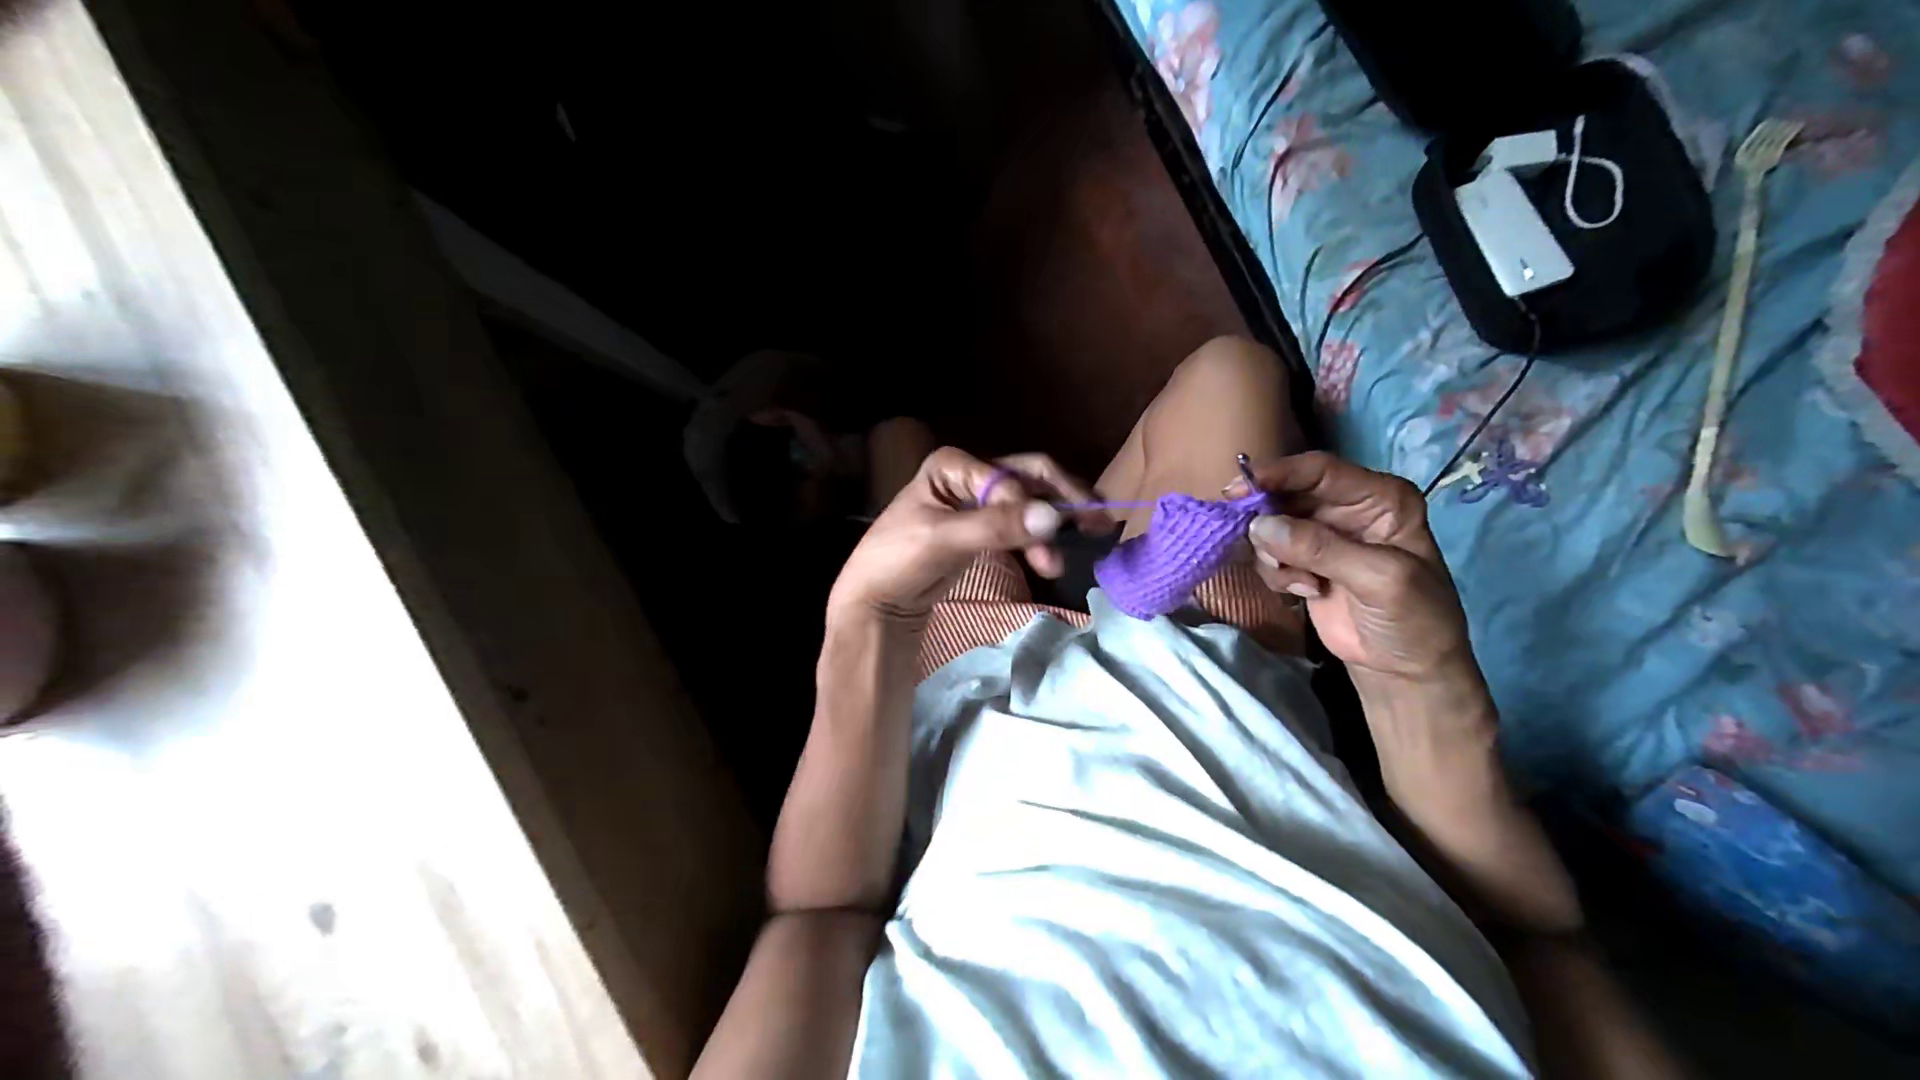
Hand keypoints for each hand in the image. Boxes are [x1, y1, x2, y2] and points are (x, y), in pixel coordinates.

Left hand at [827, 447, 1110, 627]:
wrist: (876, 600)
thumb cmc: (898, 561)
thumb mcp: (945, 540)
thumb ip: (997, 527)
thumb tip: (1054, 517)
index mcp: (953, 464)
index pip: (1010, 477)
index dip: (1035, 506)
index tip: (1049, 544)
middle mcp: (970, 474)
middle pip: (1030, 479)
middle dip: (1065, 499)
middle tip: (1101, 521)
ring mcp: (979, 500)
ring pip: (1031, 501)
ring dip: (1057, 520)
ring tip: (1089, 539)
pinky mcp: (984, 527)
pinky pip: (1021, 524)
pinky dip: (1041, 537)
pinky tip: (1055, 555)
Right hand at [1232, 452, 1472, 687]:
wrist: (1405, 670)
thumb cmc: (1413, 619)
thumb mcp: (1378, 578)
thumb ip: (1321, 548)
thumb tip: (1260, 526)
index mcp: (1380, 498)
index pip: (1320, 471)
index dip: (1279, 473)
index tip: (1239, 486)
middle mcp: (1347, 508)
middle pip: (1287, 493)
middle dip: (1265, 516)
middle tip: (1243, 535)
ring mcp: (1322, 535)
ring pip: (1270, 524)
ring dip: (1272, 553)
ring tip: (1298, 581)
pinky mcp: (1302, 561)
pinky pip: (1268, 553)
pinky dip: (1275, 572)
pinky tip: (1303, 591)